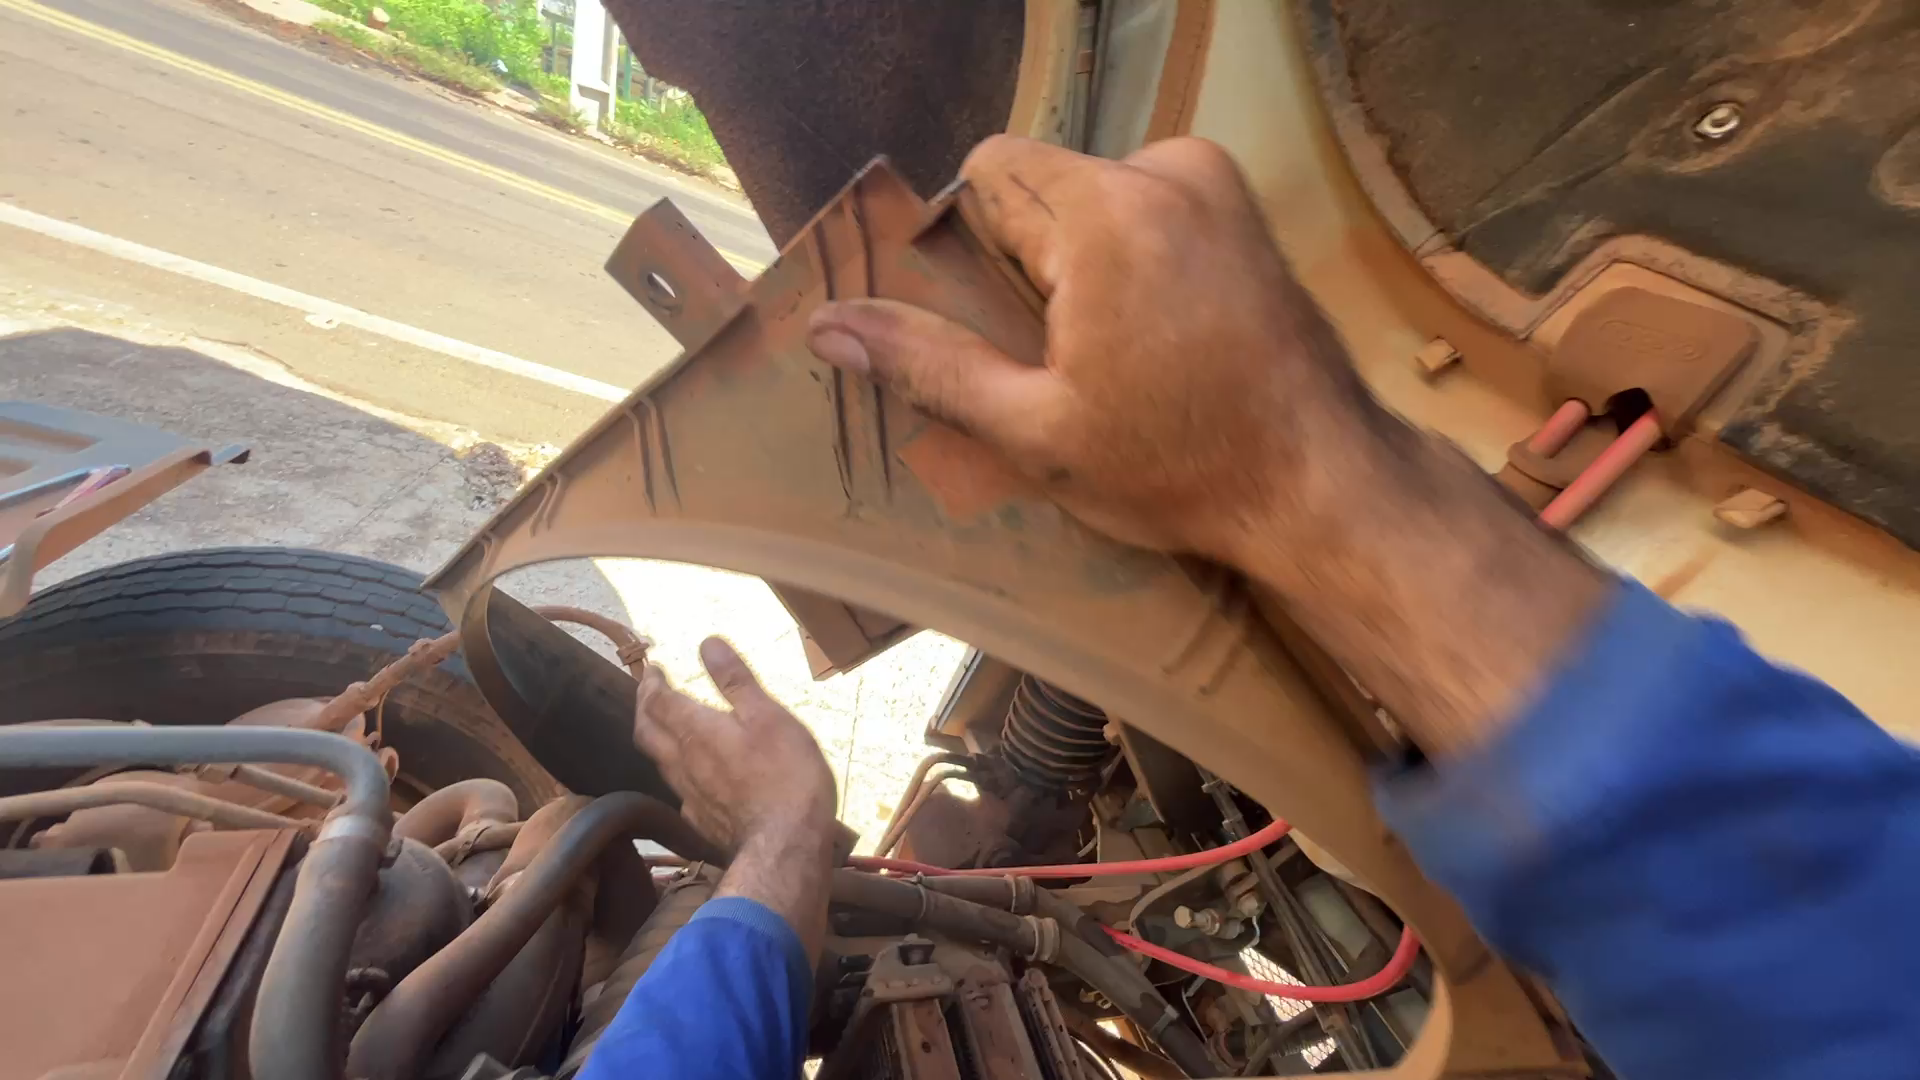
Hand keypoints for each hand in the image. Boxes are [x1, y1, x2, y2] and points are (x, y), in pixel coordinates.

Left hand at [632, 636, 836, 852]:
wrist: (786, 844)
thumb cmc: (786, 772)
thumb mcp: (768, 715)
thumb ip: (735, 681)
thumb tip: (707, 643)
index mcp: (698, 732)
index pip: (660, 702)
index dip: (652, 682)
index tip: (652, 668)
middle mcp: (683, 763)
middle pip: (647, 731)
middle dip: (644, 707)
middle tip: (649, 690)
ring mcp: (689, 796)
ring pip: (659, 761)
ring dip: (656, 737)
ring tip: (665, 725)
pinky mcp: (701, 821)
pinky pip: (678, 788)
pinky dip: (677, 770)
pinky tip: (692, 774)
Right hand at [807, 135, 1606, 756]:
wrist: (1317, 486)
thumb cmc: (1174, 469)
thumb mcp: (1034, 431)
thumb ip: (930, 366)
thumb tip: (831, 326)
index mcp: (1106, 213)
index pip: (986, 175)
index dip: (967, 249)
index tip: (989, 327)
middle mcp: (1165, 170)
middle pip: (1039, 187)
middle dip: (1021, 266)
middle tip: (1044, 359)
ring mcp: (1215, 185)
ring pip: (1089, 202)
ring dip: (1071, 269)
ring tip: (1100, 359)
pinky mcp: (1240, 214)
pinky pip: (1142, 213)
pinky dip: (1120, 263)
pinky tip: (1144, 341)